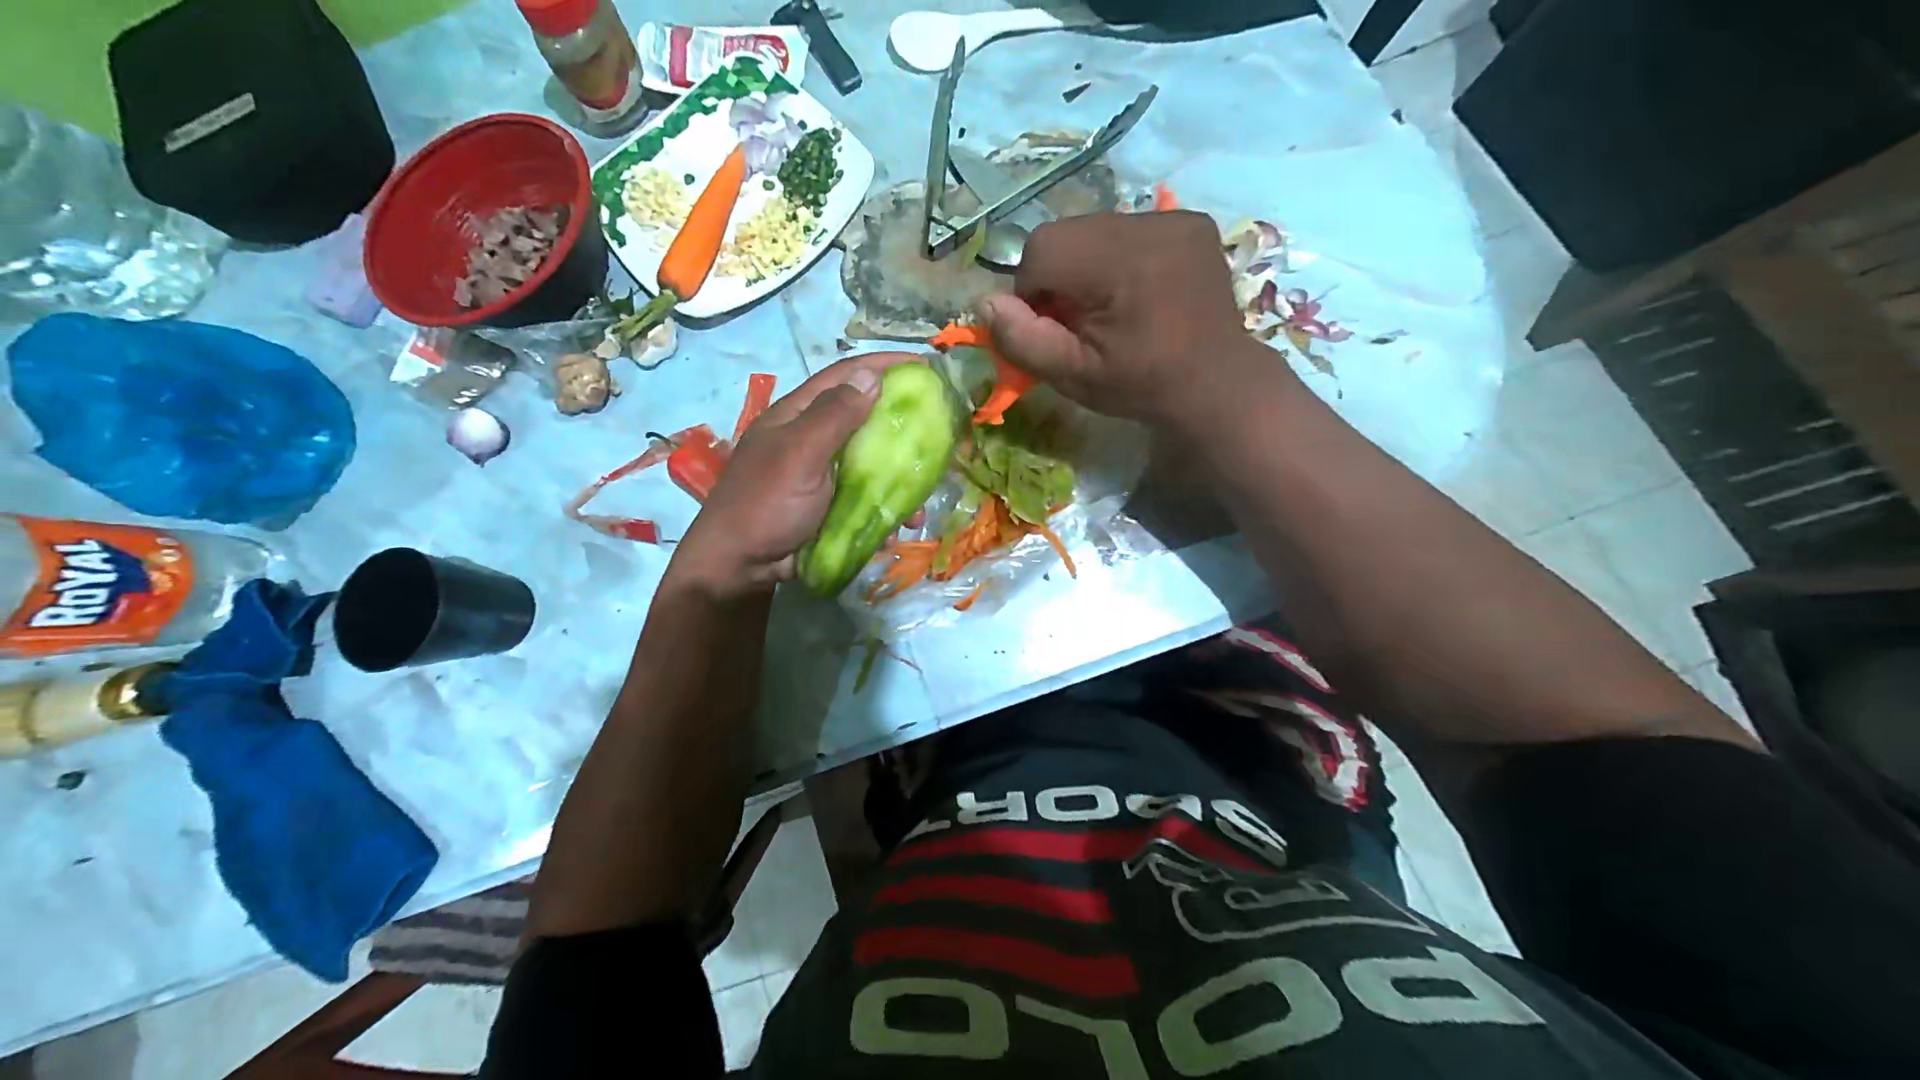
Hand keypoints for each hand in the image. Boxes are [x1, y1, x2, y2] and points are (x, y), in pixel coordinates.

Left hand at [667, 353, 914, 598]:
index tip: (924, 364)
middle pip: (863, 417)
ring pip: (870, 461)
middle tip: (938, 426)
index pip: (845, 376)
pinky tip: (900, 524)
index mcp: (798, 415)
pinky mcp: (829, 504)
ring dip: (898, 473)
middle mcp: (811, 437)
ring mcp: (821, 473)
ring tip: (924, 489)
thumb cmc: (766, 503)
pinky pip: (866, 496)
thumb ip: (834, 416)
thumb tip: (871, 375)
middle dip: (899, 421)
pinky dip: (885, 507)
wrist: (740, 565)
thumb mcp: (800, 454)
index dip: (883, 365)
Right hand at [976, 211, 1257, 423]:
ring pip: (1094, 226)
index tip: (1051, 325)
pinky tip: (1133, 289)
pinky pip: (1128, 227)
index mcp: (1122, 264)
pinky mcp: (1190, 222)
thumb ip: (1025, 341)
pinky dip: (1116, 255)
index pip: (1042, 249)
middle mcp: (1150, 226)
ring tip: (1105, 304)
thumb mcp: (1074, 376)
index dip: (1031, 290)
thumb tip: (987, 302)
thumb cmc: (1141, 386)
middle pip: (1066, 231)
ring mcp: (1175, 220)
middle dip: (1056, 274)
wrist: (1216, 384)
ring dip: (1085, 262)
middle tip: (1075, 317)